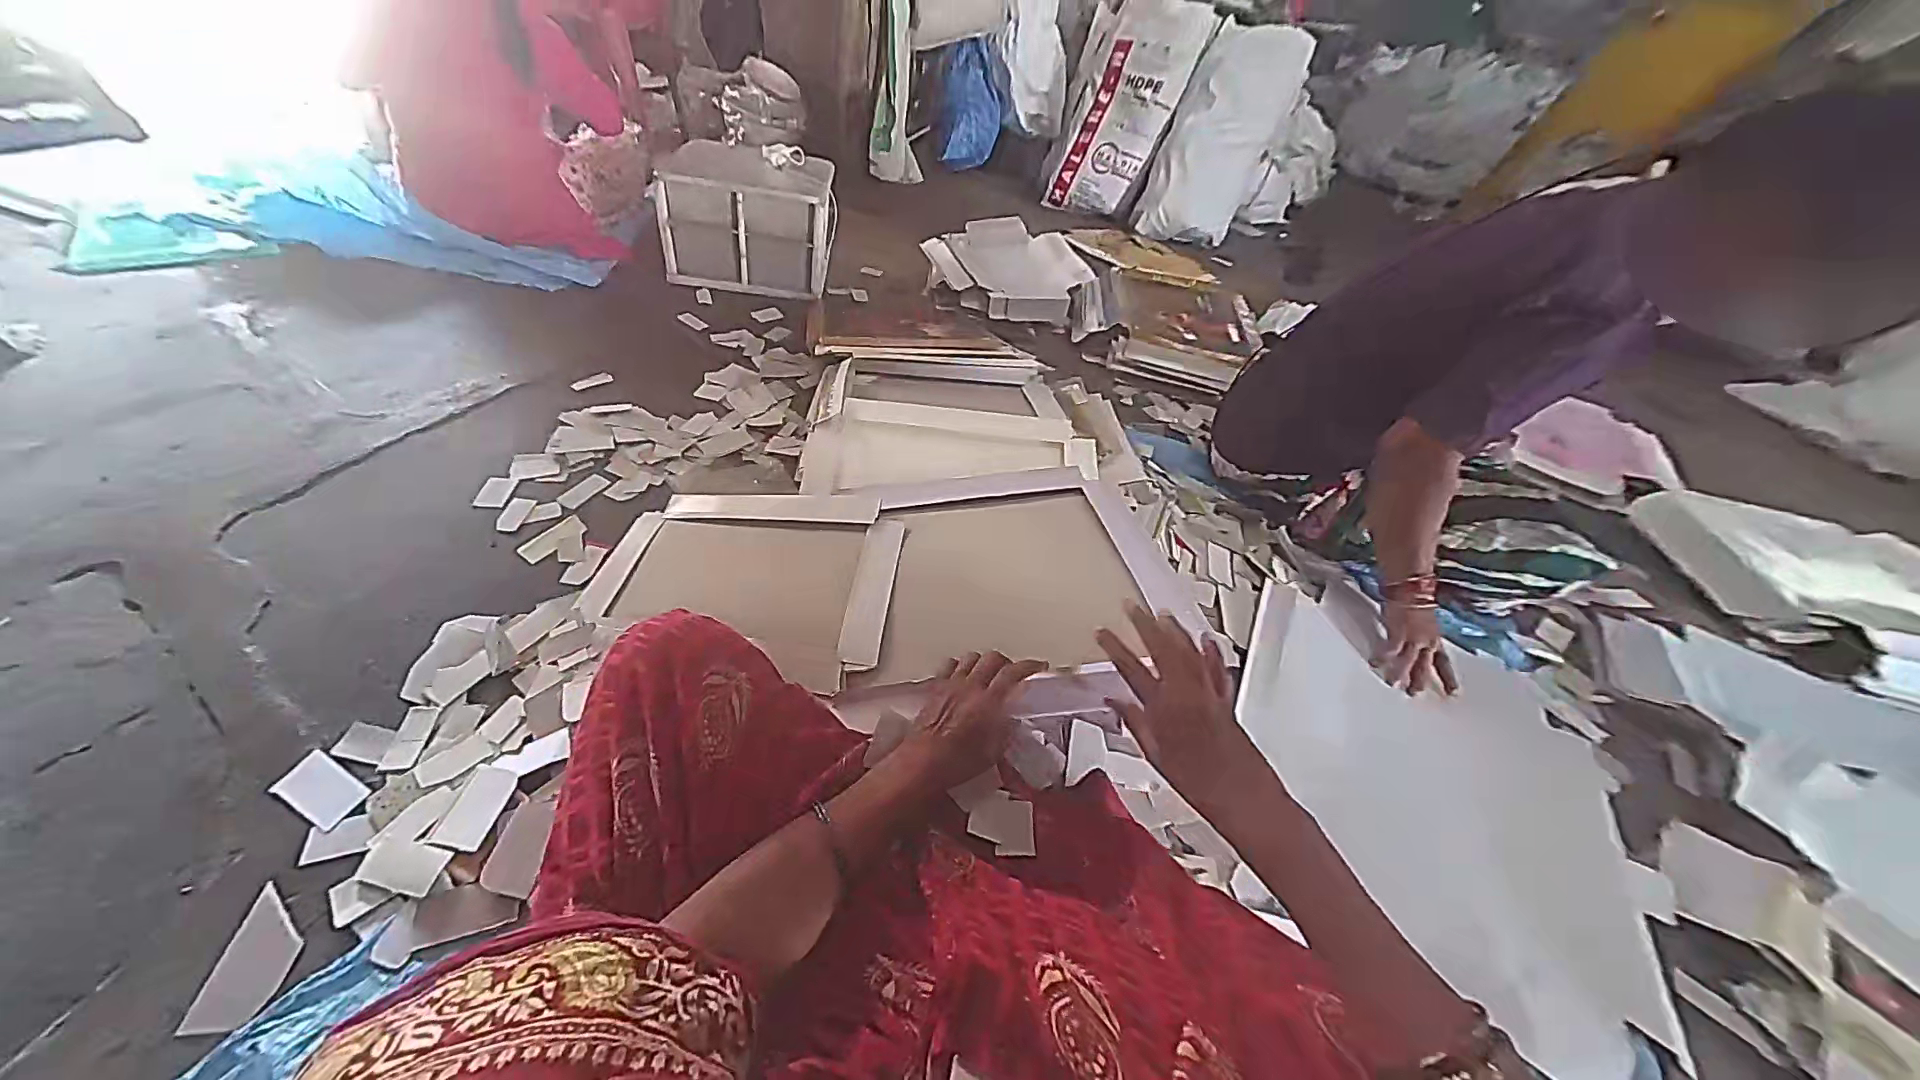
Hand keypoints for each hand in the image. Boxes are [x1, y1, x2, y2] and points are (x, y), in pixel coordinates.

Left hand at [892, 652, 1046, 791]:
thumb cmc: (956, 762)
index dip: (1029, 666)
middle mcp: (970, 687)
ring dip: (983, 662)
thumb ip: (1007, 732)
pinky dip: (959, 666)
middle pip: (993, 658)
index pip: (1013, 673)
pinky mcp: (936, 688)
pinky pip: (949, 665)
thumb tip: (1014, 723)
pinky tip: (961, 674)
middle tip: (1012, 672)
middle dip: (1006, 663)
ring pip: (971, 657)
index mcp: (988, 702)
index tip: (1037, 667)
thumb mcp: (994, 753)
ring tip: (988, 671)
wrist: (922, 763)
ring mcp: (951, 685)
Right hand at [1095, 601, 1275, 816]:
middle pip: (1161, 649)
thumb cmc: (1199, 784)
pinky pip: (1216, 667)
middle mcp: (1186, 695)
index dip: (1114, 648)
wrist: (1243, 796)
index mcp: (1162, 709)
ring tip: (1162, 614)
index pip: (1131, 669)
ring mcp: (1208, 694)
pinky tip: (1205, 638)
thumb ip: (1134, 723)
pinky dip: (1209, 650)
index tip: (1103, 633)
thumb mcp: (1155, 756)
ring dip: (1174, 630)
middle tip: (1131, 608)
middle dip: (1144, 624)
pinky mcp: (1226, 699)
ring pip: (1189, 651)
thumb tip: (1116, 704)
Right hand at [1378, 602, 1457, 696]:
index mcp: (1435, 638)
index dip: (1448, 677)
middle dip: (1419, 680)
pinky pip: (1390, 651)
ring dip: (1400, 674)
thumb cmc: (1416, 597)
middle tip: (1414, 692)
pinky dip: (1382, 658)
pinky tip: (1375, 664)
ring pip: (1408, 662)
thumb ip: (1422, 630)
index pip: (1443, 662)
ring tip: (1392, 683)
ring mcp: (1413, 639)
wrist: (1411, 589)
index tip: (1452, 691)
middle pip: (1425, 666)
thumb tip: (1415, 636)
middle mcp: (1426, 641)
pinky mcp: (1398, 634)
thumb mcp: (1424, 618)